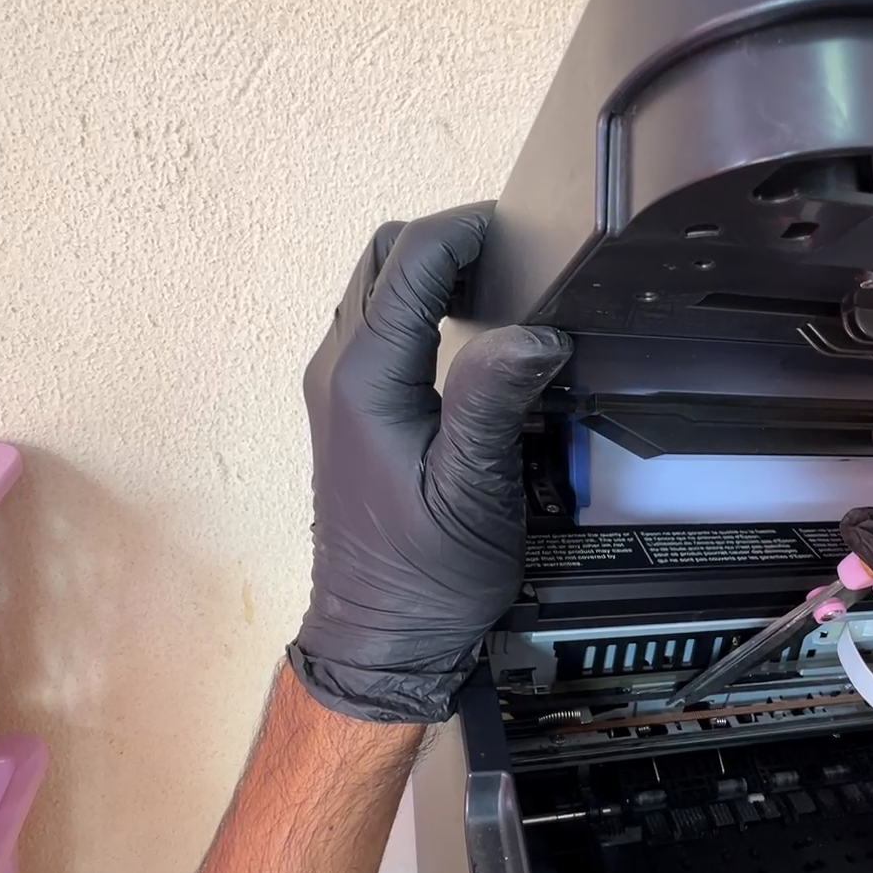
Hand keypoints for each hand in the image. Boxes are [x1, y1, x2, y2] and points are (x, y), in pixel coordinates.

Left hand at [288, 203, 570, 722]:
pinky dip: (418, 304)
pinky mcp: (347, 407)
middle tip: (512, 259)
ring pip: (375, 290)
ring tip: (497, 285)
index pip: (409, 265)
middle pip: (380, 262)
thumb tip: (536, 328)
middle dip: (444, 243)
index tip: (519, 232)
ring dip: (430, 272)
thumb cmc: (427, 574)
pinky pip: (376, 326)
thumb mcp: (472, 490)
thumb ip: (493, 398)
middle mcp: (337, 368)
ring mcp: (335, 386)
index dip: (463, 232)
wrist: (378, 640)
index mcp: (365, 377)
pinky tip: (464, 330)